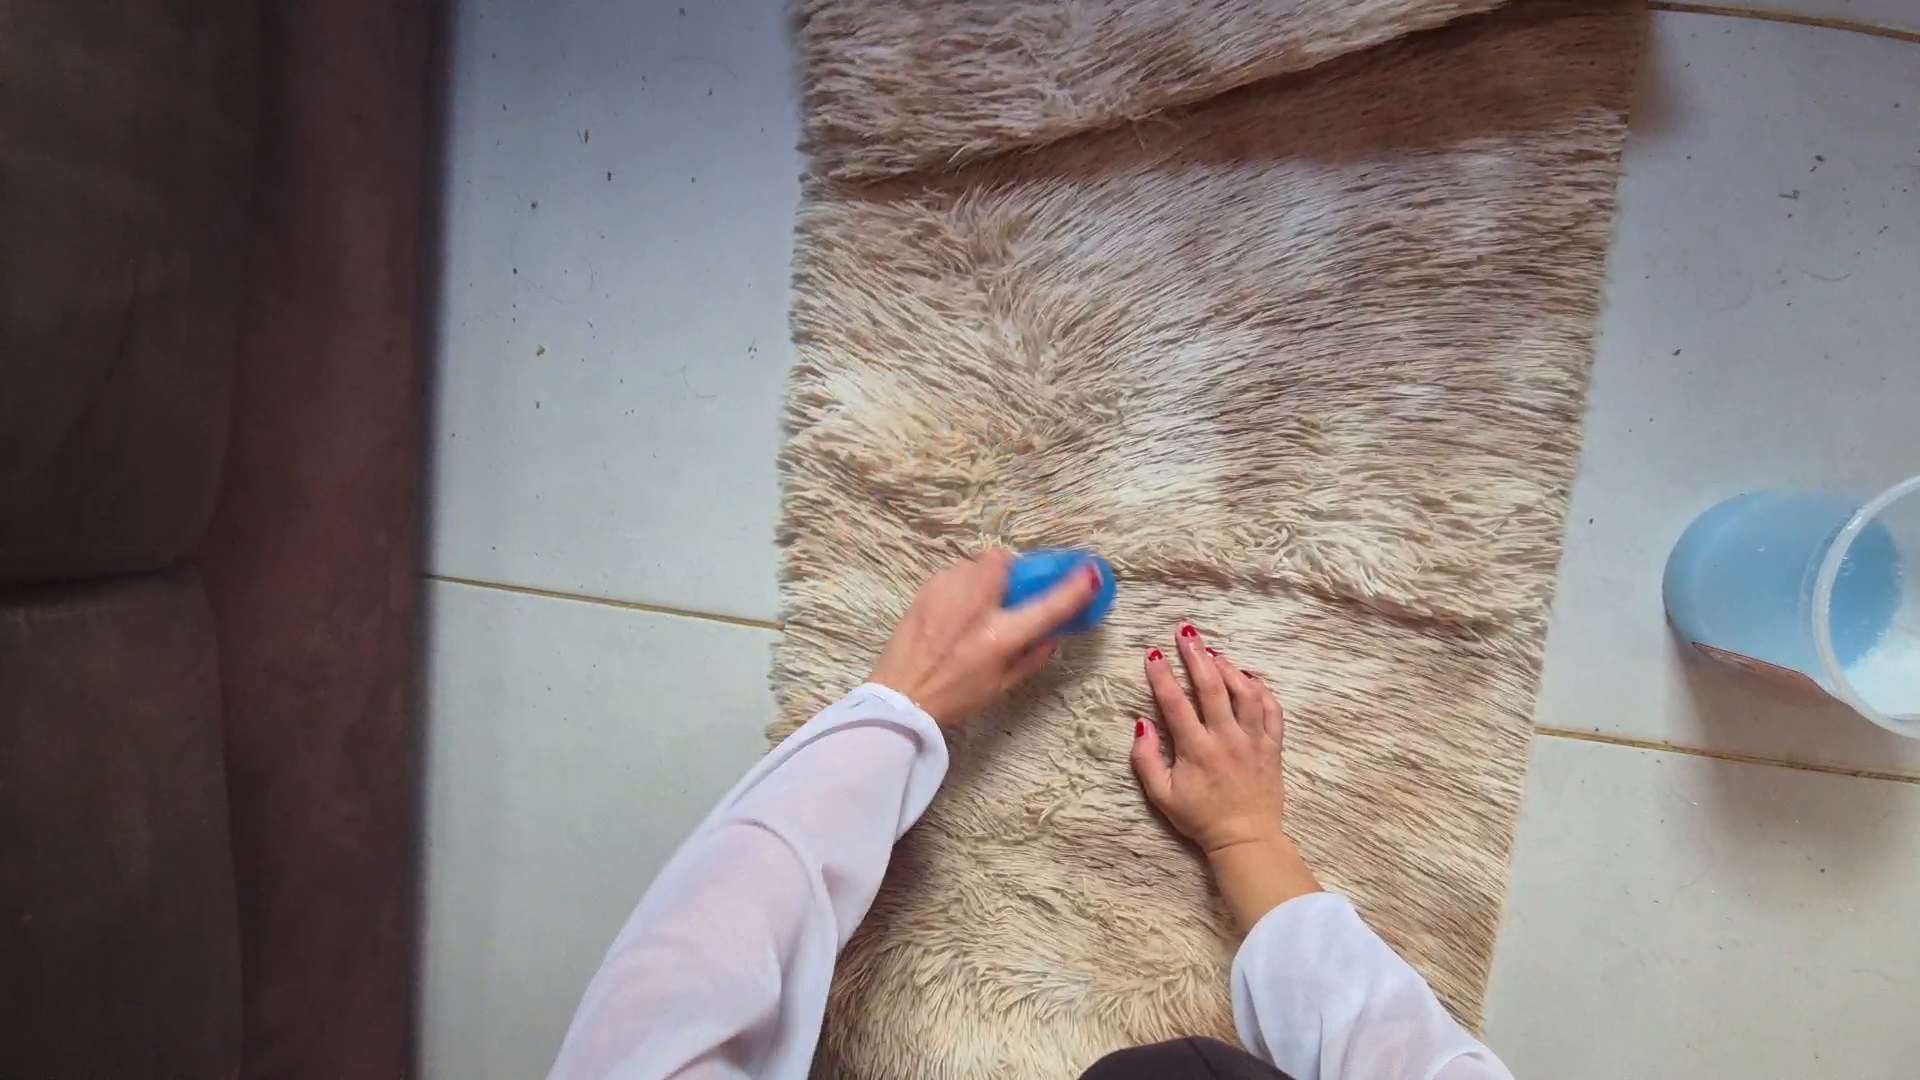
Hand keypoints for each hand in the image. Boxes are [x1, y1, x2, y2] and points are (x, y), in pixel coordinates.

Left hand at [869, 550, 1101, 727]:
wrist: (900, 698)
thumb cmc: (956, 697)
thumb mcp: (1004, 685)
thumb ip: (1034, 654)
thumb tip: (1054, 630)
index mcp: (999, 637)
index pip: (1048, 606)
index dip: (1075, 587)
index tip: (1092, 572)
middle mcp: (975, 606)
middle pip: (1005, 561)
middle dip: (1012, 572)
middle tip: (1009, 594)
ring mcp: (947, 592)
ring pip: (978, 563)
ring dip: (986, 578)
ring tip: (976, 606)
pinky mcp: (926, 588)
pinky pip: (956, 572)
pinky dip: (963, 584)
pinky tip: (954, 610)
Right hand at [1131, 623, 1319, 931]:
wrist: (1247, 840)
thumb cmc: (1200, 818)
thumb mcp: (1161, 796)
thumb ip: (1146, 759)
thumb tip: (1141, 724)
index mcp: (1197, 750)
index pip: (1176, 703)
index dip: (1162, 676)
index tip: (1152, 654)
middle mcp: (1227, 739)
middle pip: (1213, 687)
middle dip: (1196, 656)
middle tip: (1186, 633)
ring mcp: (1253, 741)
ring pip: (1245, 693)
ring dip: (1228, 667)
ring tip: (1213, 651)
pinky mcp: (1272, 746)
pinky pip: (1272, 710)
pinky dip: (1261, 689)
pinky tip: (1248, 676)